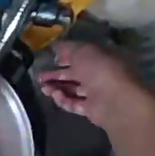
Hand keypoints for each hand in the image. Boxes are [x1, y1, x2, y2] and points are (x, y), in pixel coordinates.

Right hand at [37, 40, 154, 130]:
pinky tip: (54, 95)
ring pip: (73, 89)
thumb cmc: (100, 69)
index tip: (50, 58)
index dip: (65, 56)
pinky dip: (64, 100)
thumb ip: (67, 48)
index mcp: (101, 57)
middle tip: (39, 77)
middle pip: (75, 74)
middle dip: (56, 75)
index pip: (81, 55)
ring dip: (57, 88)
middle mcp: (100, 74)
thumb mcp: (82, 51)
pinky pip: (74, 103)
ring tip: (43, 88)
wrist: (115, 100)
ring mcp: (96, 93)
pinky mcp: (91, 110)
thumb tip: (55, 46)